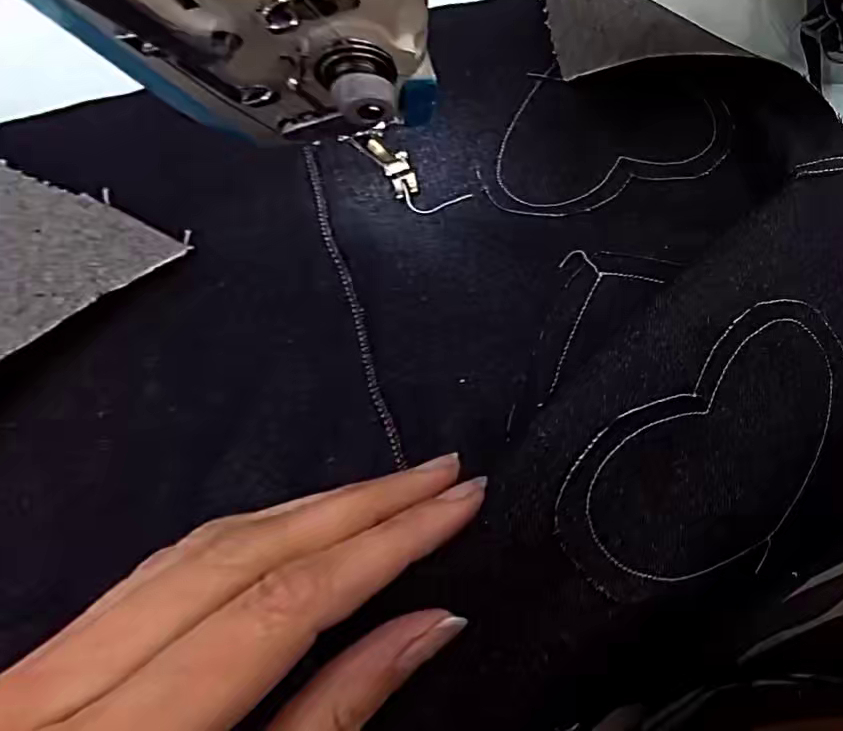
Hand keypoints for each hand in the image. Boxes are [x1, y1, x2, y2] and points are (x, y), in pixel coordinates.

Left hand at [0, 455, 484, 730]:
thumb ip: (334, 717)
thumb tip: (438, 621)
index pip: (287, 601)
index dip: (392, 539)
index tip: (466, 497)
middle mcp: (42, 701)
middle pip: (241, 558)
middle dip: (362, 502)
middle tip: (446, 468)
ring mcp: (14, 683)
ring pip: (195, 551)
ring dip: (314, 507)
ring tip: (394, 484)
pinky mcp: (15, 678)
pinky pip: (156, 574)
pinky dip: (252, 535)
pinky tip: (301, 523)